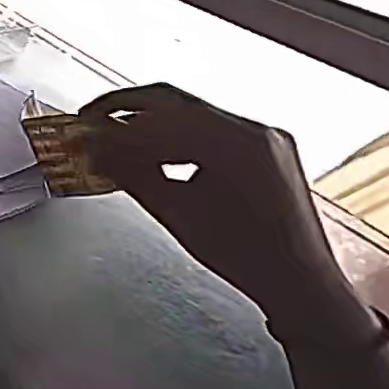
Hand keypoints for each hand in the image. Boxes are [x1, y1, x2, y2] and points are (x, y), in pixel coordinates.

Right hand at [85, 84, 379, 346]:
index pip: (161, 117)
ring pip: (192, 114)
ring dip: (151, 124)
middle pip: (177, 104)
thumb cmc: (247, 257)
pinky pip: (211, 128)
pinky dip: (177, 136)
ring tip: (117, 136)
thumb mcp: (177, 213)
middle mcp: (255, 131)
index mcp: (237, 144)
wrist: (300, 284)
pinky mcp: (265, 148)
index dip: (116, 122)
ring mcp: (263, 137)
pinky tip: (153, 149)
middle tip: (93, 115)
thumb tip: (99, 153)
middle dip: (129, 108)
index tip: (88, 128)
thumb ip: (134, 175)